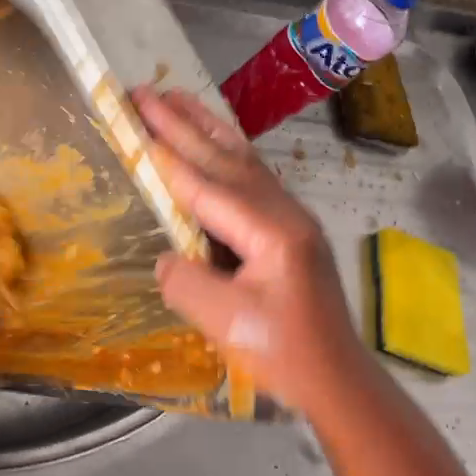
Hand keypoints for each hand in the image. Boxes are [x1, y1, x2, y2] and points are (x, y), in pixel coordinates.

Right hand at [134, 86, 365, 413]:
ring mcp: (290, 218)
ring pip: (242, 159)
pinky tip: (214, 140)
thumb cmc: (285, 354)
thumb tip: (167, 255)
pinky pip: (251, 174)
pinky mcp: (289, 230)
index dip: (166, 151)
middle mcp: (283, 212)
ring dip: (204, 126)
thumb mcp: (226, 323)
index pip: (205, 183)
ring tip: (176, 96)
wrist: (341, 384)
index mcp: (270, 231)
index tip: (135, 116)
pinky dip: (225, 148)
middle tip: (144, 91)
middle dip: (180, 122)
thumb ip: (186, 281)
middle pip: (223, 158)